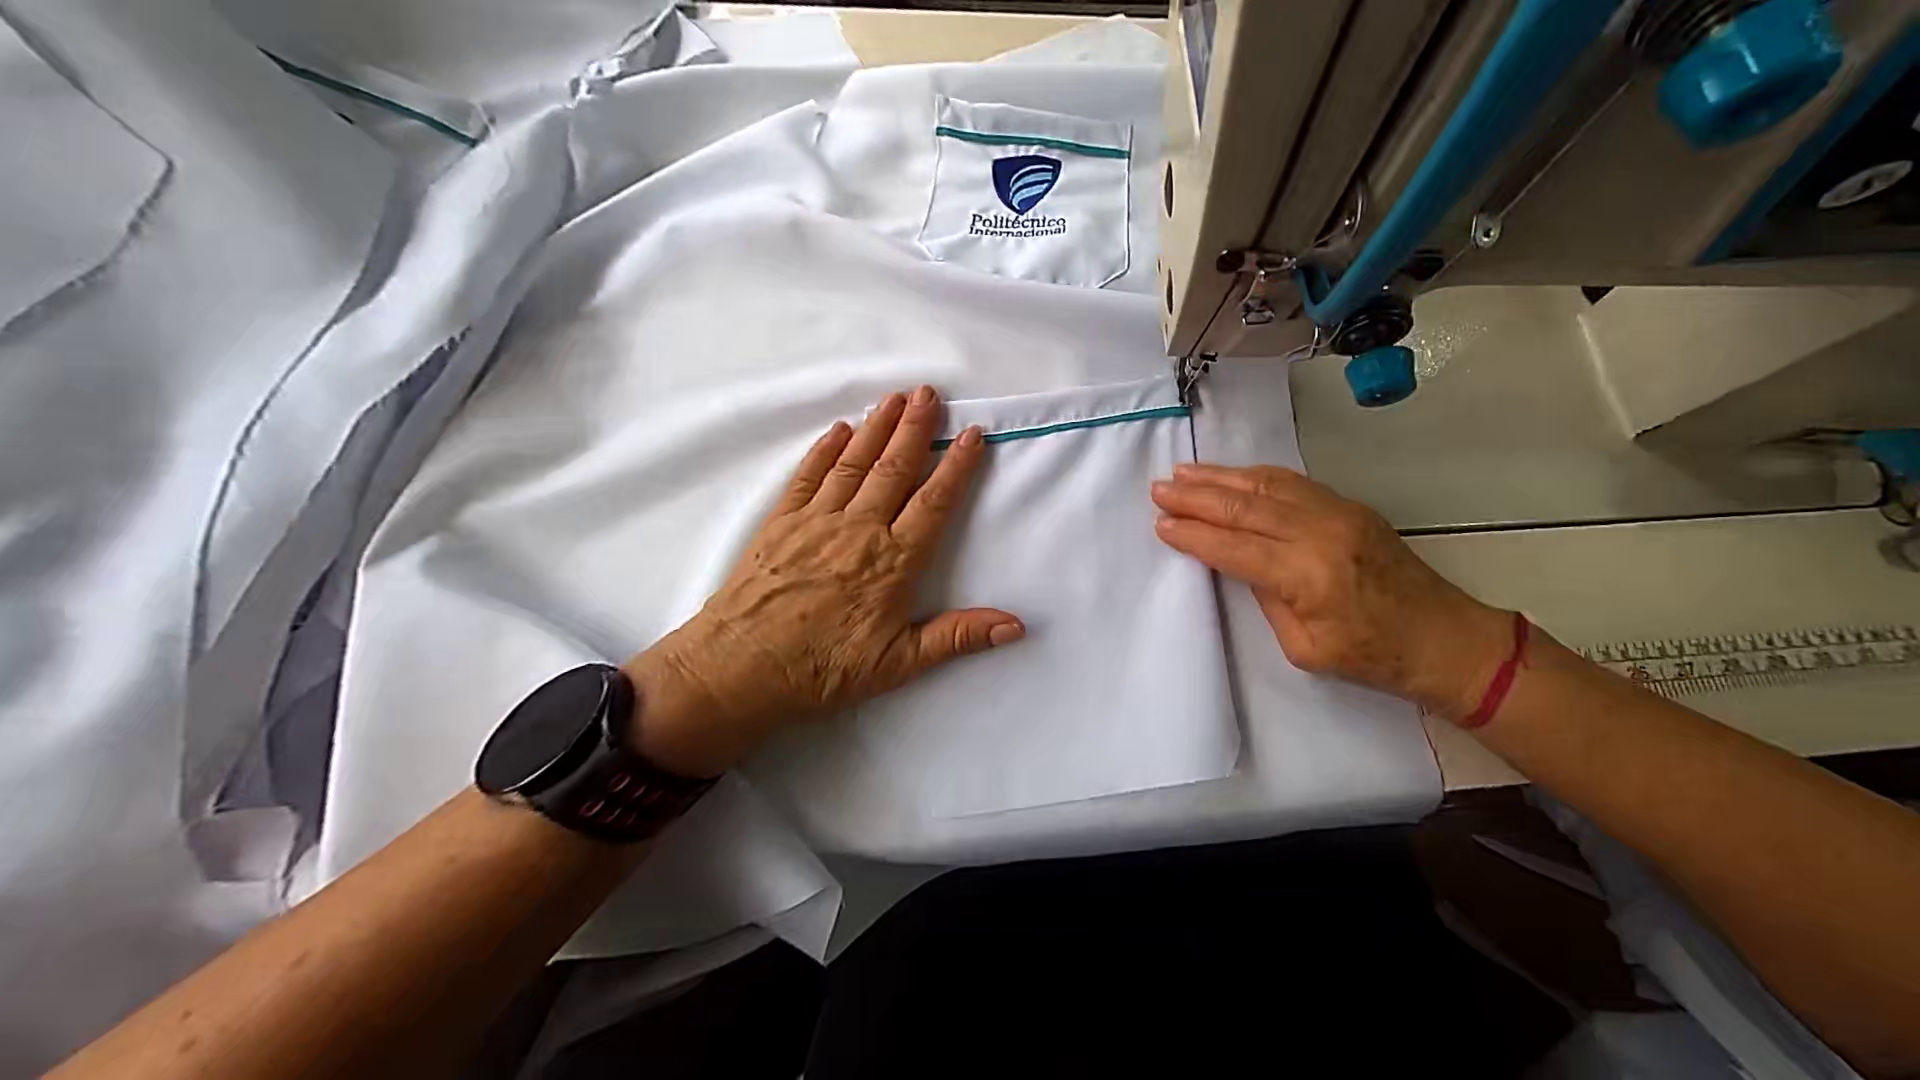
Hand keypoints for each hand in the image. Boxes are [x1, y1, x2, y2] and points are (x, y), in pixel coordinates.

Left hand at [623, 387, 1023, 776]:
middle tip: (930, 393)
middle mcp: (858, 530)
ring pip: (854, 463)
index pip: (934, 502)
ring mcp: (816, 521)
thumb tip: (1015, 625)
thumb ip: (957, 637)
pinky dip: (825, 450)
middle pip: (894, 468)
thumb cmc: (822, 670)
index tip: (972, 434)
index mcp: (893, 561)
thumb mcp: (898, 664)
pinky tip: (839, 430)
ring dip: (876, 427)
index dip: (956, 466)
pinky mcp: (781, 523)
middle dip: (915, 427)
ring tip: (895, 398)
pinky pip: (808, 476)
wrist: (740, 668)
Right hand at [1150, 463, 1511, 720]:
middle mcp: (1320, 534)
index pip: (1233, 547)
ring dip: (1220, 478)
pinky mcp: (1349, 507)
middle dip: (1196, 498)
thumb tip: (1242, 562)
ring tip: (1184, 473)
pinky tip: (1231, 474)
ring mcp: (1338, 514)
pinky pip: (1292, 483)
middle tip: (1159, 489)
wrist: (1445, 638)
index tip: (1161, 524)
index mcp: (1306, 576)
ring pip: (1266, 486)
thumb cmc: (1370, 657)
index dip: (1193, 535)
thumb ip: (1267, 598)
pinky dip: (1255, 476)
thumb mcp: (1303, 647)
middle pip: (1243, 507)